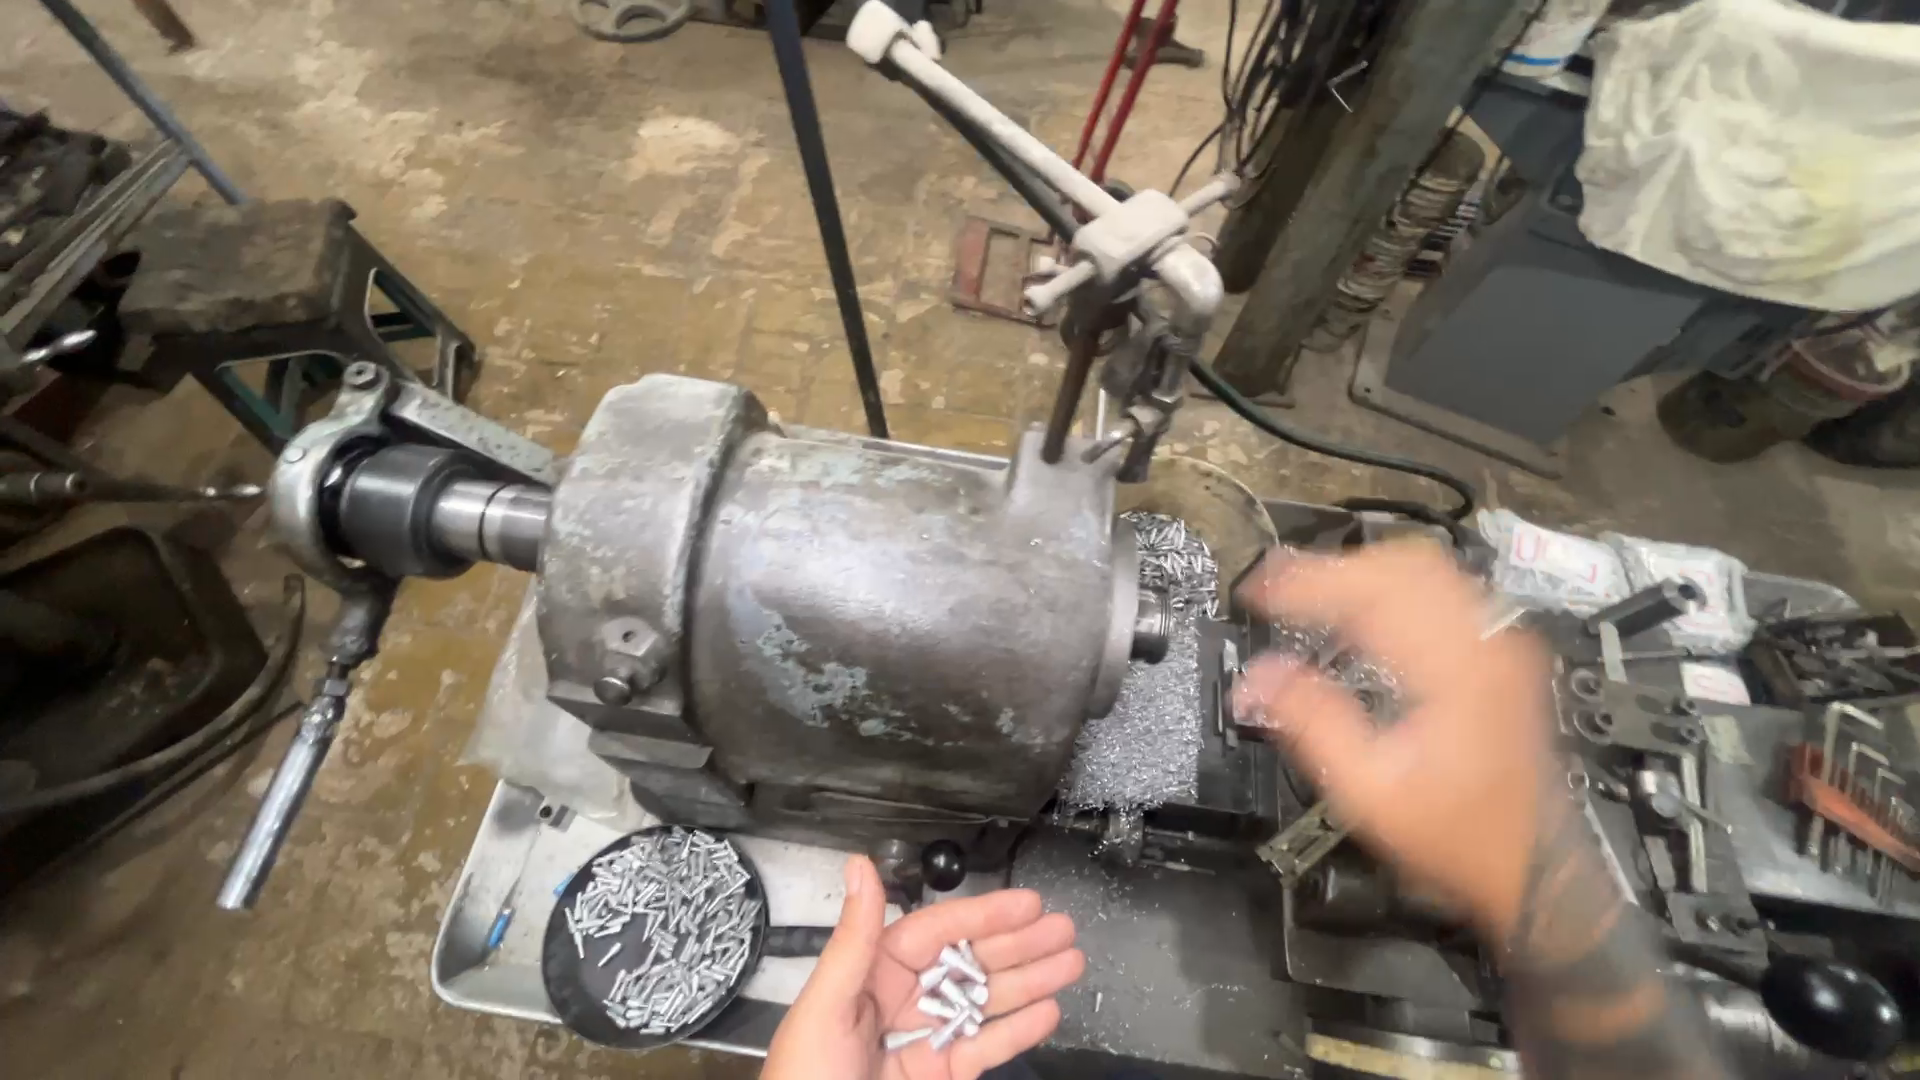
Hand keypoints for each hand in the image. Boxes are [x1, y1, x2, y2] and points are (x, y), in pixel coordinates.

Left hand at [763, 856, 1084, 1079]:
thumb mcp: (825, 1008)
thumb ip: (854, 939)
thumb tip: (859, 864)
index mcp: (874, 973)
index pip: (939, 931)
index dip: (985, 914)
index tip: (1027, 902)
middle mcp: (905, 1000)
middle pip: (971, 962)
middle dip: (1020, 944)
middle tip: (1065, 928)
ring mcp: (927, 1041)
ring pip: (986, 1002)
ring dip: (1031, 981)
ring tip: (1072, 961)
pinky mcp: (943, 1078)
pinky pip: (986, 1048)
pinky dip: (1018, 1031)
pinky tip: (1048, 1011)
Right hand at [1232, 540, 1552, 941]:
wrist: (1531, 867)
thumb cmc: (1456, 836)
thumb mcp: (1365, 791)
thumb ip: (1308, 723)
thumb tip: (1256, 680)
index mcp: (1453, 672)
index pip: (1371, 593)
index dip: (1303, 584)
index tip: (1256, 593)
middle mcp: (1485, 646)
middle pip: (1400, 564)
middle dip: (1329, 568)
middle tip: (1276, 586)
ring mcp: (1498, 647)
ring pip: (1423, 568)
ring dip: (1357, 572)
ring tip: (1307, 593)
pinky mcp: (1497, 655)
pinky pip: (1439, 591)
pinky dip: (1386, 587)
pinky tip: (1356, 612)